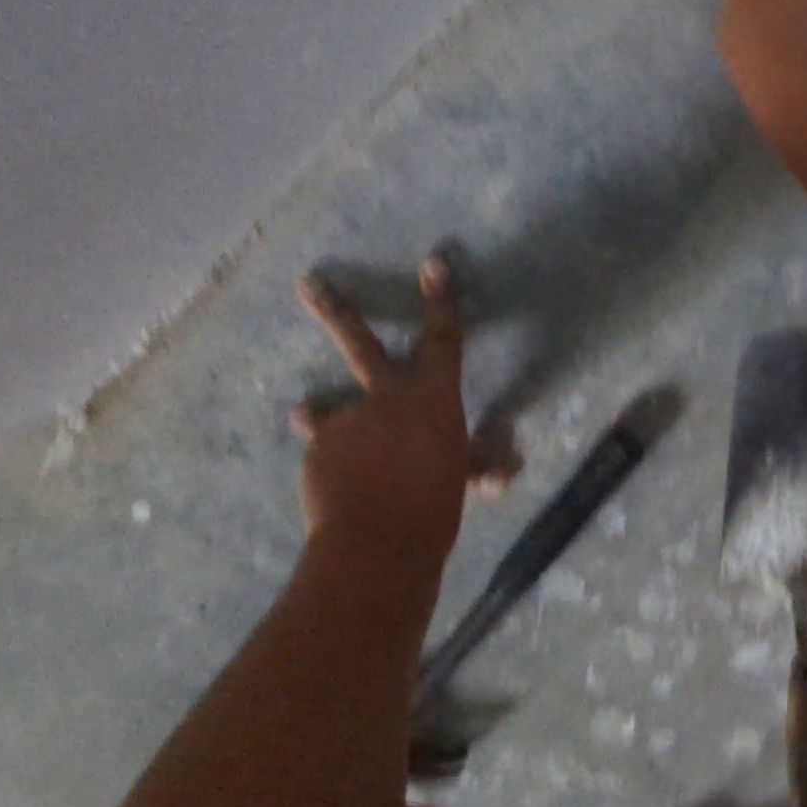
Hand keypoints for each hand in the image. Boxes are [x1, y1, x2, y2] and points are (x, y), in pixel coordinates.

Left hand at [292, 255, 469, 561]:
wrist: (378, 542)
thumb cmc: (437, 507)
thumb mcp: (463, 483)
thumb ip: (475, 469)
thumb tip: (498, 479)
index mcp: (435, 400)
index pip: (444, 340)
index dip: (441, 301)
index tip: (433, 264)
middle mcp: (388, 398)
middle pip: (361, 344)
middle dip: (337, 310)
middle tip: (308, 283)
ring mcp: (348, 420)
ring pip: (337, 408)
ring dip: (326, 413)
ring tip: (310, 414)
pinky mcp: (320, 447)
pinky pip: (329, 447)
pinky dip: (335, 460)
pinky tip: (340, 485)